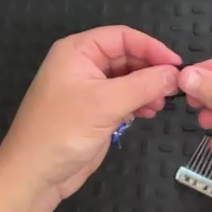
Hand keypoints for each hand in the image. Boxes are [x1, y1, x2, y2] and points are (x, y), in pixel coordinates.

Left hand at [0, 26, 181, 208]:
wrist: (35, 174)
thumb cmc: (63, 131)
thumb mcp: (105, 103)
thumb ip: (144, 85)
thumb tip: (175, 74)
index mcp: (78, 51)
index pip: (122, 37)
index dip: (151, 47)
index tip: (176, 65)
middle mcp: (83, 64)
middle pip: (127, 56)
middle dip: (150, 70)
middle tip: (173, 88)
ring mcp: (89, 88)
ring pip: (128, 78)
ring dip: (147, 88)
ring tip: (160, 104)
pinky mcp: (95, 110)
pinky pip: (123, 97)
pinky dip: (139, 102)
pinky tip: (150, 112)